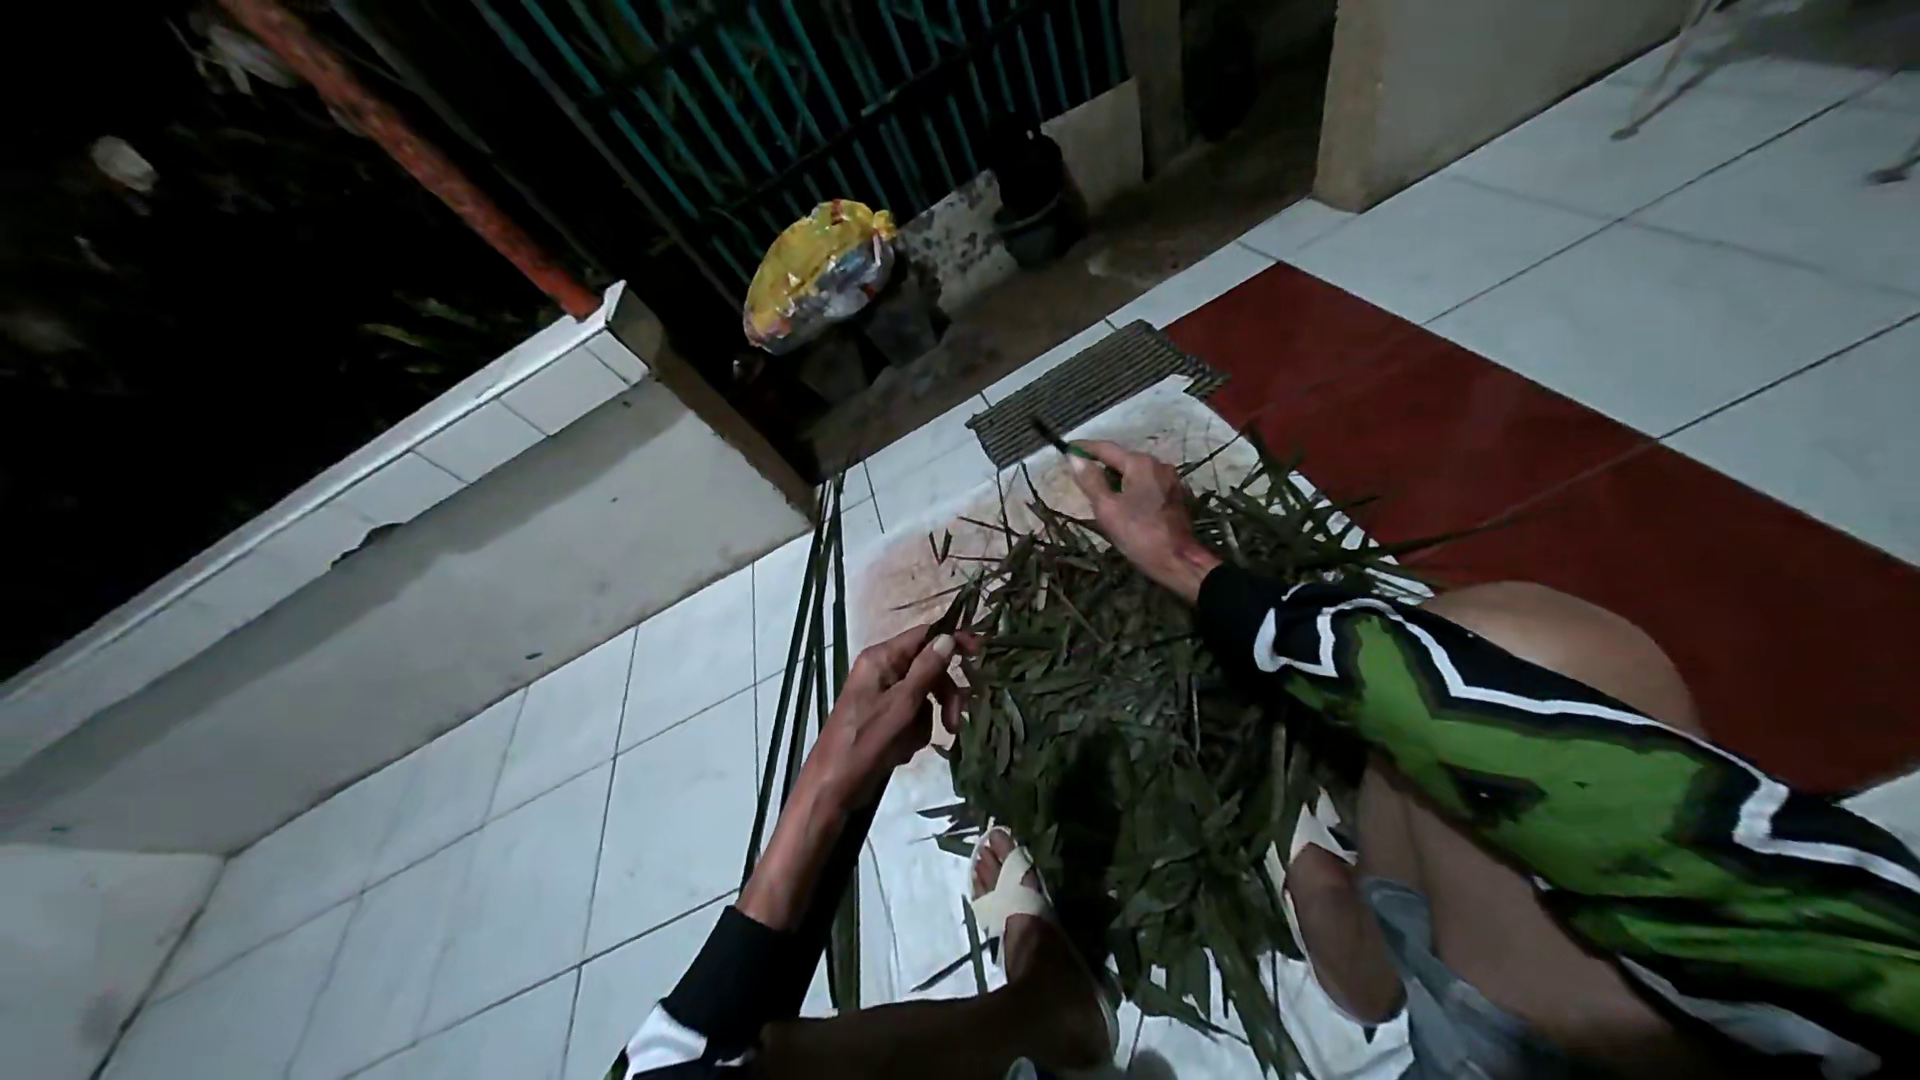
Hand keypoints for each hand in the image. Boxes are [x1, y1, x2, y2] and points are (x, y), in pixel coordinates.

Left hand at [802, 623, 977, 808]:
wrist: (832, 788)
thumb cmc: (865, 742)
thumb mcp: (902, 704)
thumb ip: (927, 669)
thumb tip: (948, 637)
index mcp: (881, 658)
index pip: (924, 635)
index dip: (952, 640)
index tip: (979, 653)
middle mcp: (882, 671)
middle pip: (927, 669)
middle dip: (943, 696)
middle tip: (955, 722)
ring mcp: (882, 696)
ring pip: (923, 697)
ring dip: (925, 720)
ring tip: (912, 743)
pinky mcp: (883, 719)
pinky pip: (911, 717)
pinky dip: (912, 733)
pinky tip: (900, 750)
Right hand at [1068, 440, 1221, 604]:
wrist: (1177, 560)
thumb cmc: (1138, 534)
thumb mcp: (1107, 508)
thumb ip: (1090, 480)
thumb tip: (1074, 457)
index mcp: (1140, 463)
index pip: (1106, 448)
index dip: (1084, 447)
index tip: (1067, 447)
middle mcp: (1158, 464)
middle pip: (1122, 458)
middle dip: (1100, 463)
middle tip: (1079, 472)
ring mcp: (1169, 478)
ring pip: (1134, 471)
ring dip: (1115, 476)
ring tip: (1096, 487)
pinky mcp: (1174, 493)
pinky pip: (1145, 482)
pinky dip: (1129, 485)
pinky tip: (1119, 498)